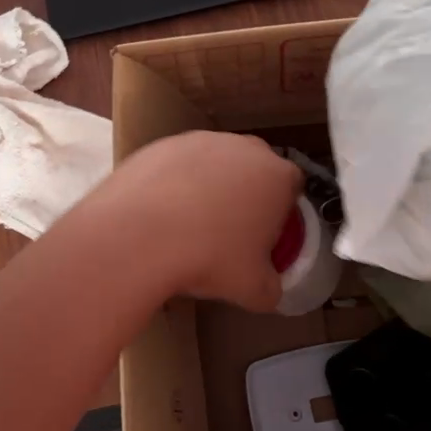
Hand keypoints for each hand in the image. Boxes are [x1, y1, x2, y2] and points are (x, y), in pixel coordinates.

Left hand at [72, 131, 301, 311]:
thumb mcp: (254, 290)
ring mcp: (199, 141)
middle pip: (254, 168)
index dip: (282, 212)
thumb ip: (271, 288)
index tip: (265, 236)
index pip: (293, 186)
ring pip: (213, 163)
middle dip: (247, 194)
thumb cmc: (210, 258)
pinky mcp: (160, 144)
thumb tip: (269, 290)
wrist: (138, 235)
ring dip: (208, 187)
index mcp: (276, 175)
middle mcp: (242, 148)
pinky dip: (173, 185)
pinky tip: (159, 216)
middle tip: (229, 231)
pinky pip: (176, 166)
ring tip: (187, 226)